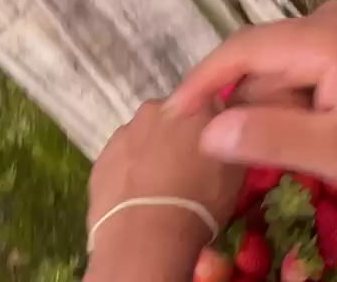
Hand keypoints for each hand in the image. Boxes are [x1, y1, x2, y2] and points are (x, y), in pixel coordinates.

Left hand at [88, 101, 244, 233]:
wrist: (146, 238)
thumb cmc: (201, 200)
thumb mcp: (235, 166)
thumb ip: (229, 136)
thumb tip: (225, 129)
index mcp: (200, 103)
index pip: (209, 98)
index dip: (210, 120)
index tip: (212, 140)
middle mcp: (162, 106)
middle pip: (174, 111)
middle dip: (178, 130)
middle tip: (185, 161)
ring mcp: (128, 130)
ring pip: (145, 133)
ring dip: (152, 147)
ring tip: (157, 180)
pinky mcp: (102, 156)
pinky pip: (122, 155)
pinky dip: (129, 166)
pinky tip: (135, 191)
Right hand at [166, 0, 336, 185]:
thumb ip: (273, 137)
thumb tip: (209, 130)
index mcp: (321, 38)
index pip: (242, 49)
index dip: (202, 81)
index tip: (171, 116)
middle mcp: (326, 17)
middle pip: (263, 58)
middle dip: (251, 104)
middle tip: (262, 148)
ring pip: (283, 62)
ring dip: (278, 102)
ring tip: (307, 137)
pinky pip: (305, 60)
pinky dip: (297, 92)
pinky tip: (319, 121)